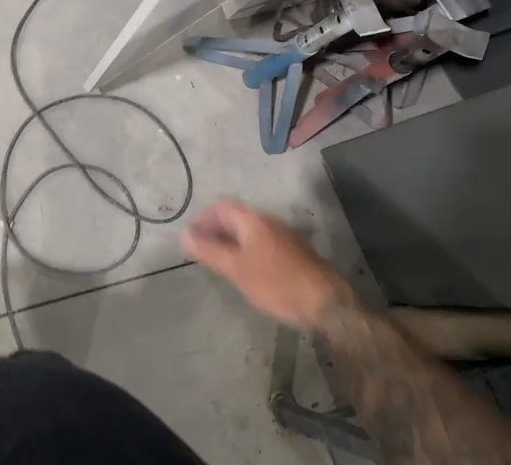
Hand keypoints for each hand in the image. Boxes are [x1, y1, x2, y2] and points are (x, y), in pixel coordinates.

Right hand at [182, 199, 352, 328]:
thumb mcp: (236, 269)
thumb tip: (184, 235)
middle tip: (202, 248)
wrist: (326, 303)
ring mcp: (285, 236)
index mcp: (253, 220)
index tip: (191, 234)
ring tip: (220, 259)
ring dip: (232, 239)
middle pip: (237, 217)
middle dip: (216, 229)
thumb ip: (209, 251)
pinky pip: (263, 242)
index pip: (222, 206)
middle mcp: (269, 221)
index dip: (203, 217)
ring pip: (251, 230)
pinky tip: (246, 268)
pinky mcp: (295, 252)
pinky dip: (247, 248)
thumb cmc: (276, 283)